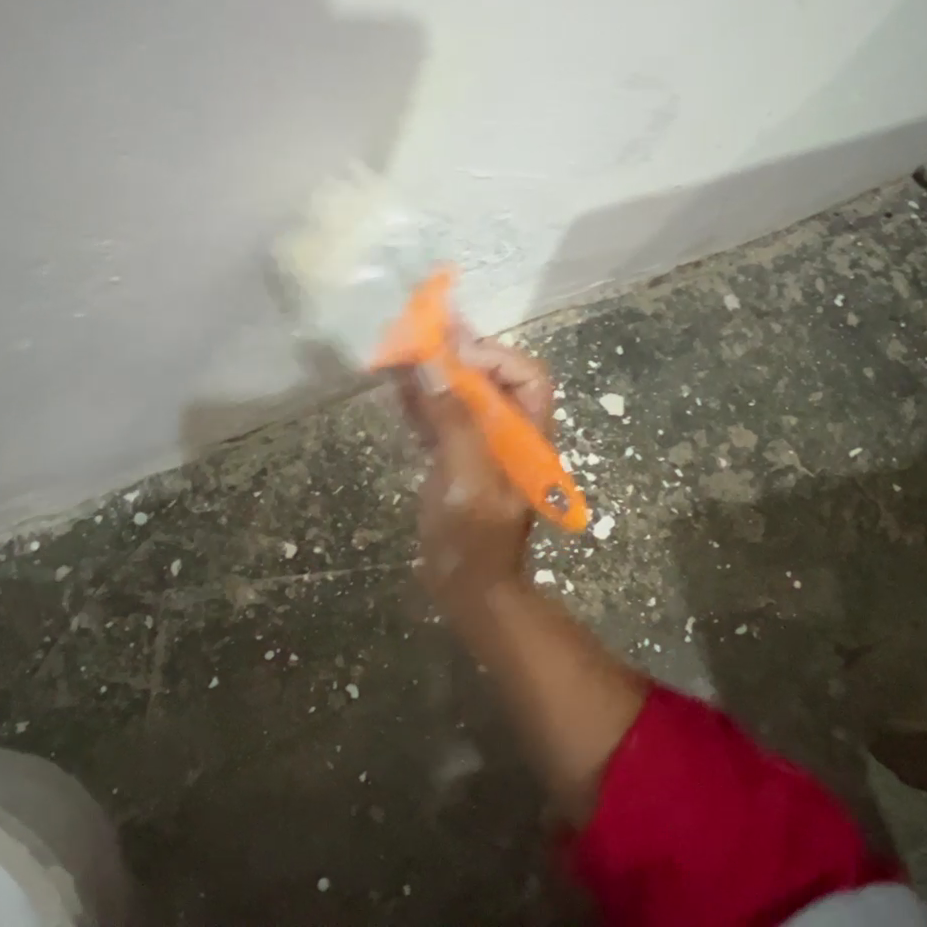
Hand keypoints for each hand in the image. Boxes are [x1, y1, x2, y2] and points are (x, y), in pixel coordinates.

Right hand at [397, 334, 555, 602]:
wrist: (468, 592)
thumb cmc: (473, 540)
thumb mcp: (466, 480)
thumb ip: (453, 421)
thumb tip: (432, 364)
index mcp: (528, 436)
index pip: (527, 376)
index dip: (493, 355)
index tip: (450, 351)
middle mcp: (509, 435)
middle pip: (492, 379)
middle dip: (458, 355)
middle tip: (418, 334)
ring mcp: (482, 448)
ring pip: (463, 396)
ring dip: (435, 373)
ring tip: (400, 351)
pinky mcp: (456, 462)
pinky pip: (442, 419)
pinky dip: (422, 401)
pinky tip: (398, 387)